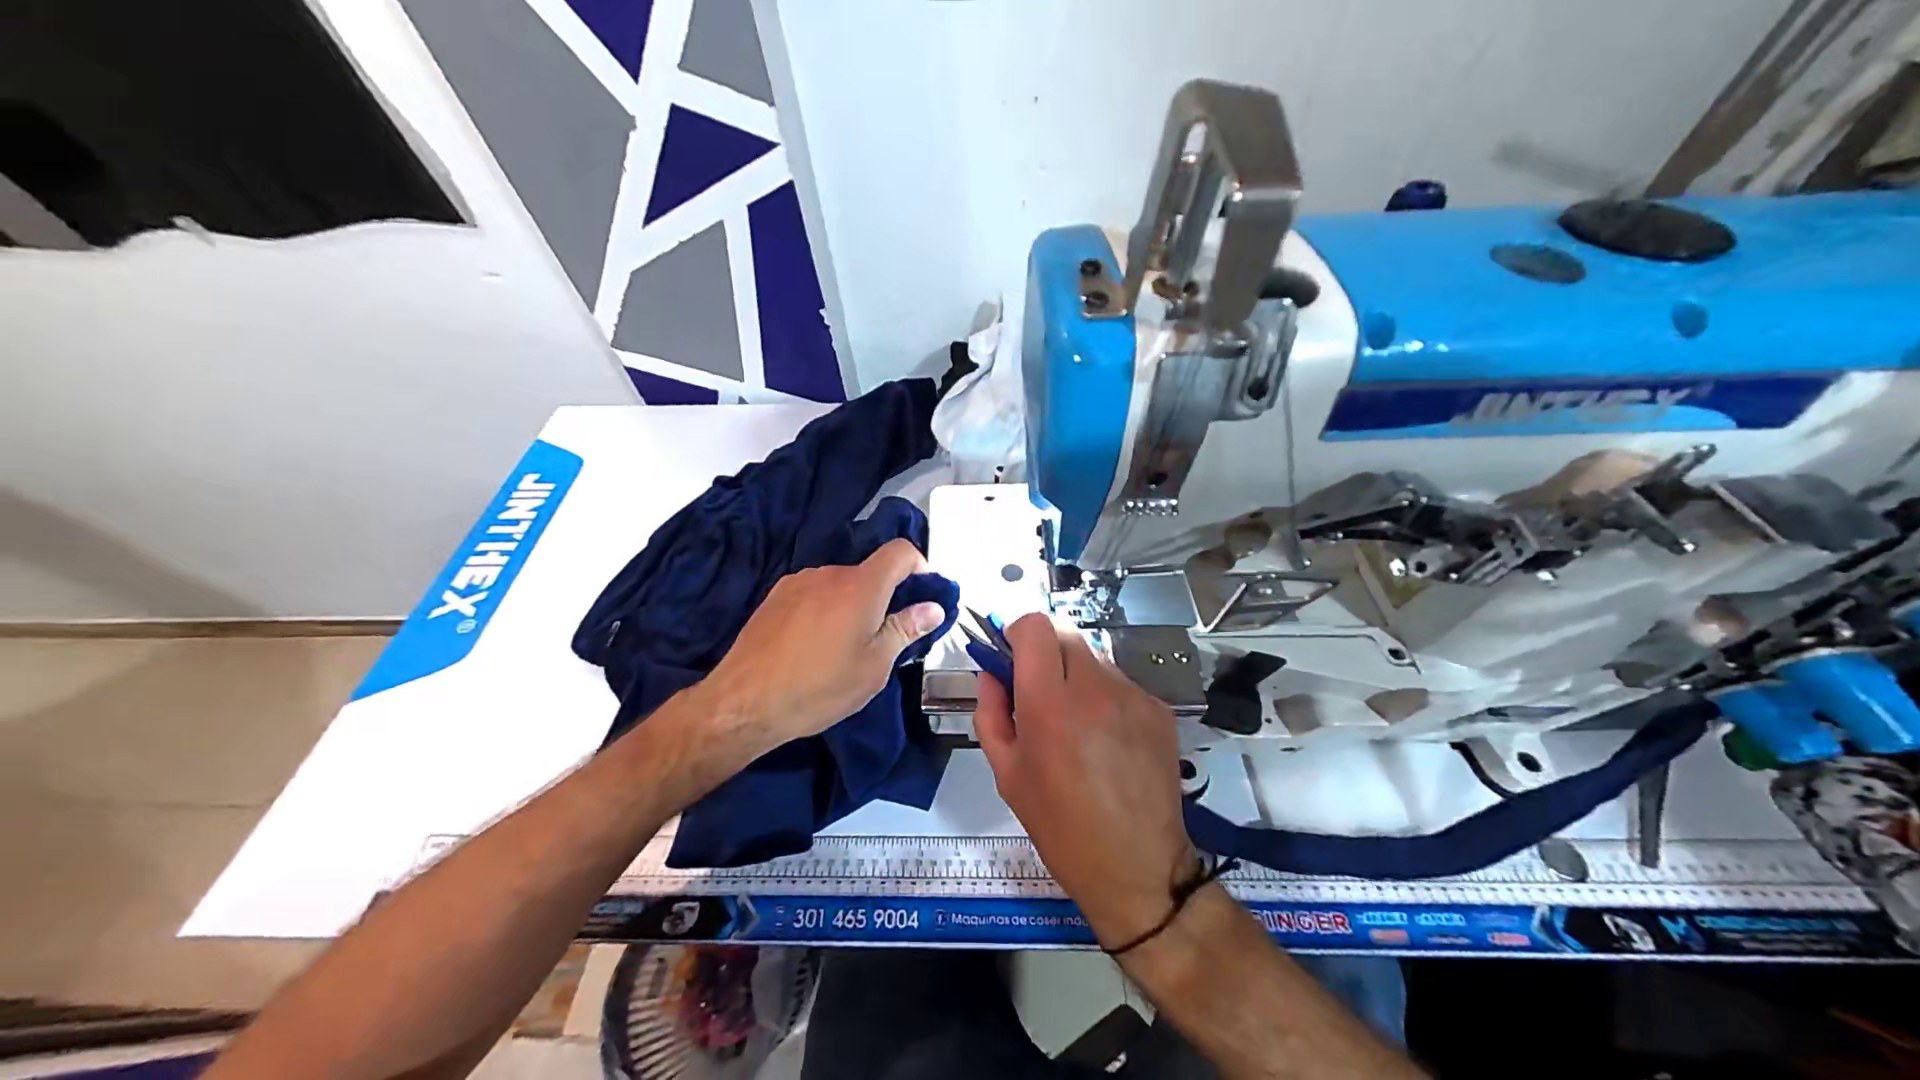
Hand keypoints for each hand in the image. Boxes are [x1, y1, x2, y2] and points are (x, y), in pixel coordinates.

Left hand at [699, 538, 947, 753]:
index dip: (919, 566)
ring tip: (844, 648)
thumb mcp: (874, 667)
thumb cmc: (818, 687)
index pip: (900, 551)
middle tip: (884, 638)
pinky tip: (814, 645)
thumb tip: (933, 606)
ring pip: (839, 584)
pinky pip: (814, 593)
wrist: (745, 702)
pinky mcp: (775, 596)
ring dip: (852, 605)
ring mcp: (798, 582)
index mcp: (860, 586)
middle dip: (884, 597)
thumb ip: (906, 629)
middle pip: (869, 572)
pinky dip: (825, 609)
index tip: (923, 594)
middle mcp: (829, 573)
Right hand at [973, 614, 1196, 948]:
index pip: (1035, 626)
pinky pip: (1120, 683)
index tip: (1011, 654)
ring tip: (1075, 720)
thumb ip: (991, 713)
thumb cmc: (1060, 826)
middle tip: (1037, 686)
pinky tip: (1105, 737)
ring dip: (1075, 672)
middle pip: (1064, 632)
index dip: (1018, 632)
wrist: (1138, 867)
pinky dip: (1104, 695)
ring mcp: (1133, 696)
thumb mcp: (1007, 774)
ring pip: (1094, 656)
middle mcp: (1095, 689)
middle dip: (1044, 649)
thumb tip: (991, 674)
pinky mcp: (1159, 709)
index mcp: (1049, 704)